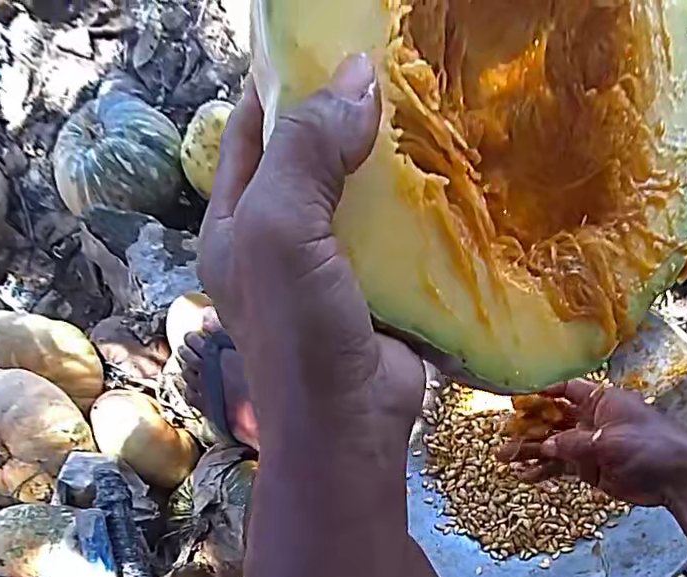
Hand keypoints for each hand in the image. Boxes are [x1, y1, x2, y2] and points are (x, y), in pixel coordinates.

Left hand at [199, 55, 423, 458]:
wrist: (349, 423)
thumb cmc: (299, 333)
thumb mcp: (280, 230)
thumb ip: (307, 151)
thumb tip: (357, 79)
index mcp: (238, 225)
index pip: (252, 132)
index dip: (283, 84)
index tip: (330, 44)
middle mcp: (281, 247)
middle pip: (312, 165)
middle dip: (345, 124)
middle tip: (394, 76)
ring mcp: (334, 276)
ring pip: (361, 206)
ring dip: (389, 172)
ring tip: (429, 121)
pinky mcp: (381, 299)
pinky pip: (399, 248)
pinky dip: (418, 221)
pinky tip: (448, 190)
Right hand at [498, 380, 686, 506]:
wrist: (678, 478)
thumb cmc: (651, 447)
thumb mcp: (610, 441)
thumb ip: (575, 443)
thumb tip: (546, 445)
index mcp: (601, 401)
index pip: (565, 391)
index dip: (540, 393)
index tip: (515, 399)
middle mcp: (591, 420)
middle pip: (553, 419)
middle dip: (528, 426)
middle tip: (502, 434)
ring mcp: (590, 445)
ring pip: (553, 445)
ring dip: (530, 451)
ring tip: (503, 458)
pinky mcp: (590, 469)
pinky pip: (561, 467)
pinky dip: (544, 471)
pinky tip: (525, 476)